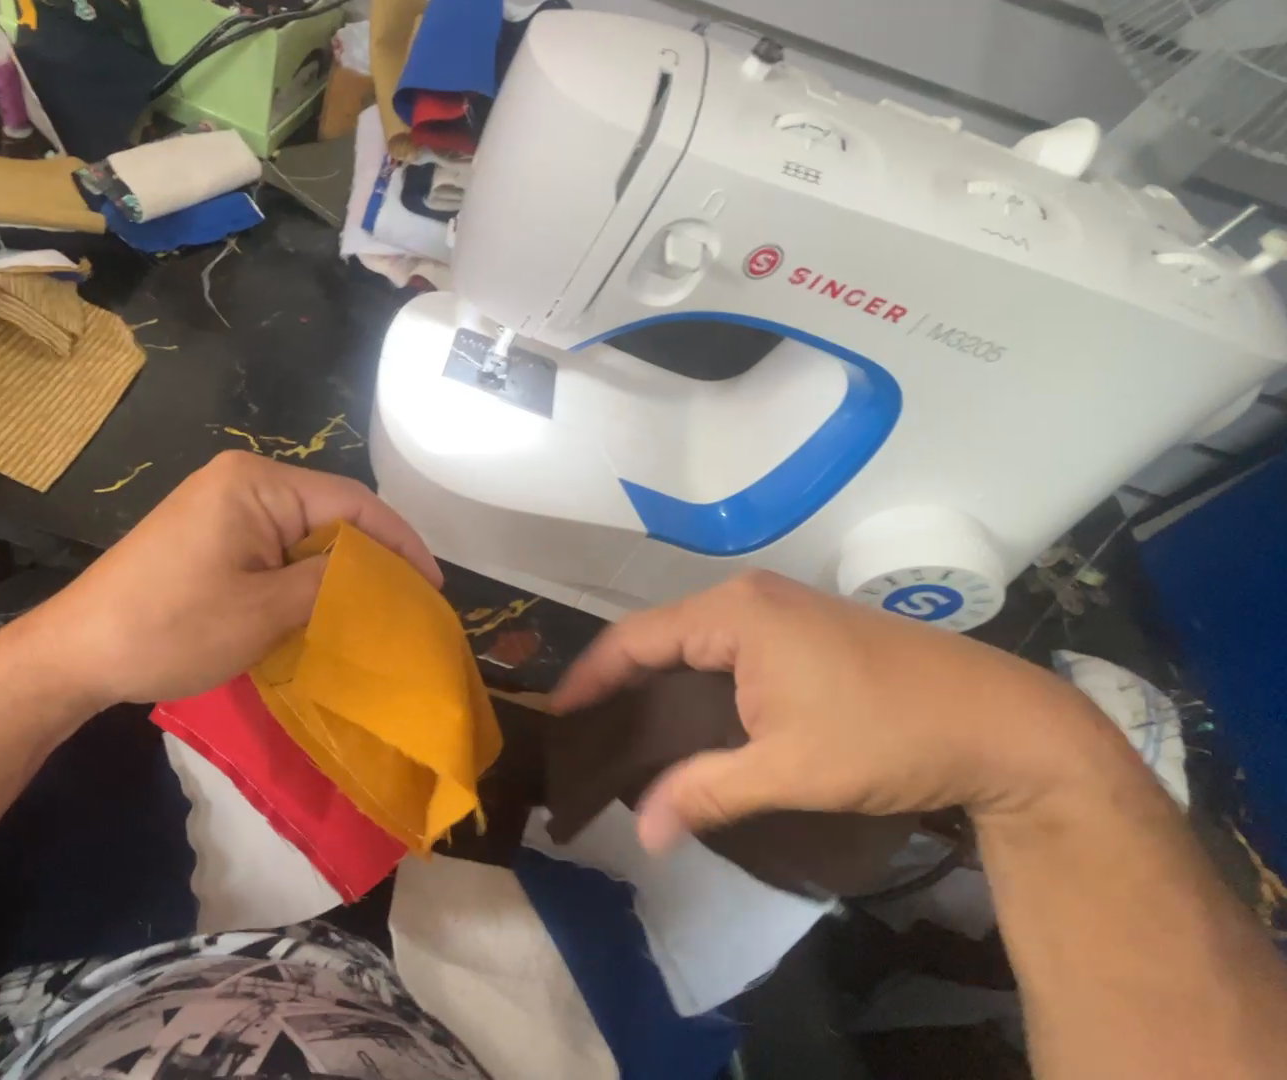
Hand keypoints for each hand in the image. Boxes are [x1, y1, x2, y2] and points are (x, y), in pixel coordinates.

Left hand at [27, 451, 440, 707]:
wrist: (78, 651)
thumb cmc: (172, 628)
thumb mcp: (264, 611)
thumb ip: (330, 585)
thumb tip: (379, 579)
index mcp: (257, 483)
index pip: (351, 502)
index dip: (399, 542)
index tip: (433, 587)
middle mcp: (241, 481)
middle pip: (328, 515)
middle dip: (368, 559)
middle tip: (407, 607)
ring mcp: (219, 507)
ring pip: (301, 536)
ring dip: (334, 573)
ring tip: (372, 613)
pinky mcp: (207, 535)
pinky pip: (271, 549)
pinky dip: (300, 578)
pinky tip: (319, 610)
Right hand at [552, 572, 1140, 851]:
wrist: (1011, 725)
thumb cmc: (889, 737)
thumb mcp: (789, 771)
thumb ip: (703, 793)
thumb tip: (641, 836)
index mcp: (733, 614)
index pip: (633, 639)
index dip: (589, 677)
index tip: (557, 715)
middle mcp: (747, 596)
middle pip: (658, 633)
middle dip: (618, 677)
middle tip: (587, 725)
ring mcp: (779, 606)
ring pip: (691, 637)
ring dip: (656, 676)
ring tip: (624, 720)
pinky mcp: (802, 624)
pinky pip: (722, 642)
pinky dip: (692, 673)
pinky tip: (686, 709)